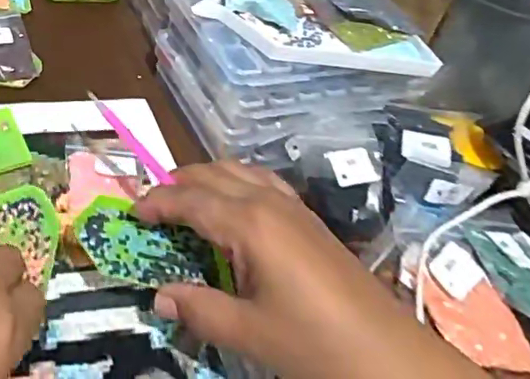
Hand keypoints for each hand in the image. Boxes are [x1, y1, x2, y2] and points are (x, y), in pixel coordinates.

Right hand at [135, 162, 484, 378]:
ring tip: (185, 203)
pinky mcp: (308, 218)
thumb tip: (158, 294)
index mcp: (247, 222)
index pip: (188, 199)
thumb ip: (201, 309)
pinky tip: (234, 209)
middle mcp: (265, 200)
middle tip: (153, 209)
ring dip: (204, 179)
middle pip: (208, 174)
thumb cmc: (320, 347)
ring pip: (235, 170)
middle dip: (175, 184)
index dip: (156, 203)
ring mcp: (291, 205)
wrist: (399, 363)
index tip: (131, 213)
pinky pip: (260, 181)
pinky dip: (234, 183)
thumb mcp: (253, 335)